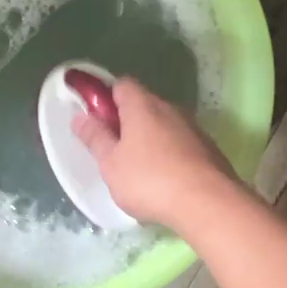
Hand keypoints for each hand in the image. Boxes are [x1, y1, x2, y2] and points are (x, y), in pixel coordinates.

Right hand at [73, 77, 241, 231]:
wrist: (206, 202)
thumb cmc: (148, 180)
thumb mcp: (111, 164)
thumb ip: (95, 138)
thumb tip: (80, 117)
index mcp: (142, 106)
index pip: (121, 85)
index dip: (106, 98)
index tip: (97, 121)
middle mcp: (169, 108)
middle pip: (143, 104)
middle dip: (126, 121)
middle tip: (113, 149)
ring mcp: (192, 127)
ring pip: (163, 124)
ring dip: (148, 138)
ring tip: (137, 168)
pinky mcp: (207, 147)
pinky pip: (179, 142)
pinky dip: (167, 153)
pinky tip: (163, 178)